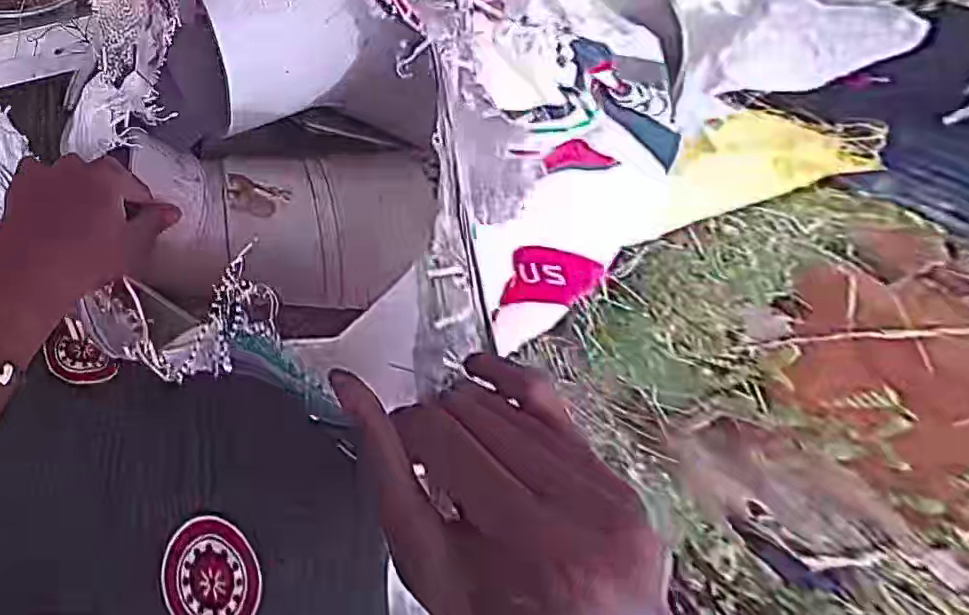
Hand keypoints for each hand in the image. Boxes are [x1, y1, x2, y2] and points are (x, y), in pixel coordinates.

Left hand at [0, 154, 179, 361]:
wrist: (30, 276)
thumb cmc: (79, 262)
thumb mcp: (131, 247)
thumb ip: (153, 223)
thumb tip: (168, 213)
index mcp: (108, 176)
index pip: (135, 186)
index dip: (142, 204)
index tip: (143, 216)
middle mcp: (76, 167)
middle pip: (102, 178)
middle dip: (108, 197)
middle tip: (109, 226)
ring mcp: (46, 173)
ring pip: (70, 176)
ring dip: (76, 191)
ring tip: (78, 223)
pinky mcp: (22, 184)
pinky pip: (38, 178)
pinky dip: (45, 190)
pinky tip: (49, 212)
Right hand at [332, 355, 669, 614]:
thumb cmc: (488, 614)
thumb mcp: (420, 551)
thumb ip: (382, 461)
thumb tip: (348, 387)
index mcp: (534, 540)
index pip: (436, 429)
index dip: (401, 431)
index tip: (399, 454)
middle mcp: (585, 513)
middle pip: (467, 407)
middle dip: (431, 424)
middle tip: (428, 463)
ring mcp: (612, 497)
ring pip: (499, 399)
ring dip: (462, 414)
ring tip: (459, 457)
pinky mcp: (620, 484)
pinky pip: (551, 402)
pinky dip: (506, 382)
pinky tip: (479, 377)